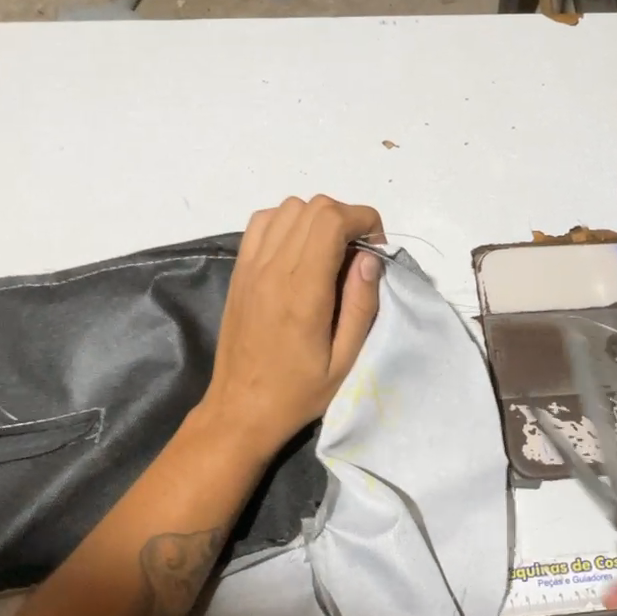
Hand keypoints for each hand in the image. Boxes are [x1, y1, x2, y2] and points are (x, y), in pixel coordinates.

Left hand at [197, 196, 385, 453]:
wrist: (241, 408)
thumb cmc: (298, 393)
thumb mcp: (344, 360)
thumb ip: (360, 306)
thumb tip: (370, 259)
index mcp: (303, 291)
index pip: (332, 220)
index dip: (363, 221)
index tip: (376, 250)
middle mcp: (274, 268)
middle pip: (313, 207)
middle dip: (346, 219)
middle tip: (359, 256)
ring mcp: (251, 266)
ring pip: (288, 208)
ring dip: (318, 220)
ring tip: (331, 254)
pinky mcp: (240, 271)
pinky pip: (263, 223)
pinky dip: (288, 224)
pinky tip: (301, 254)